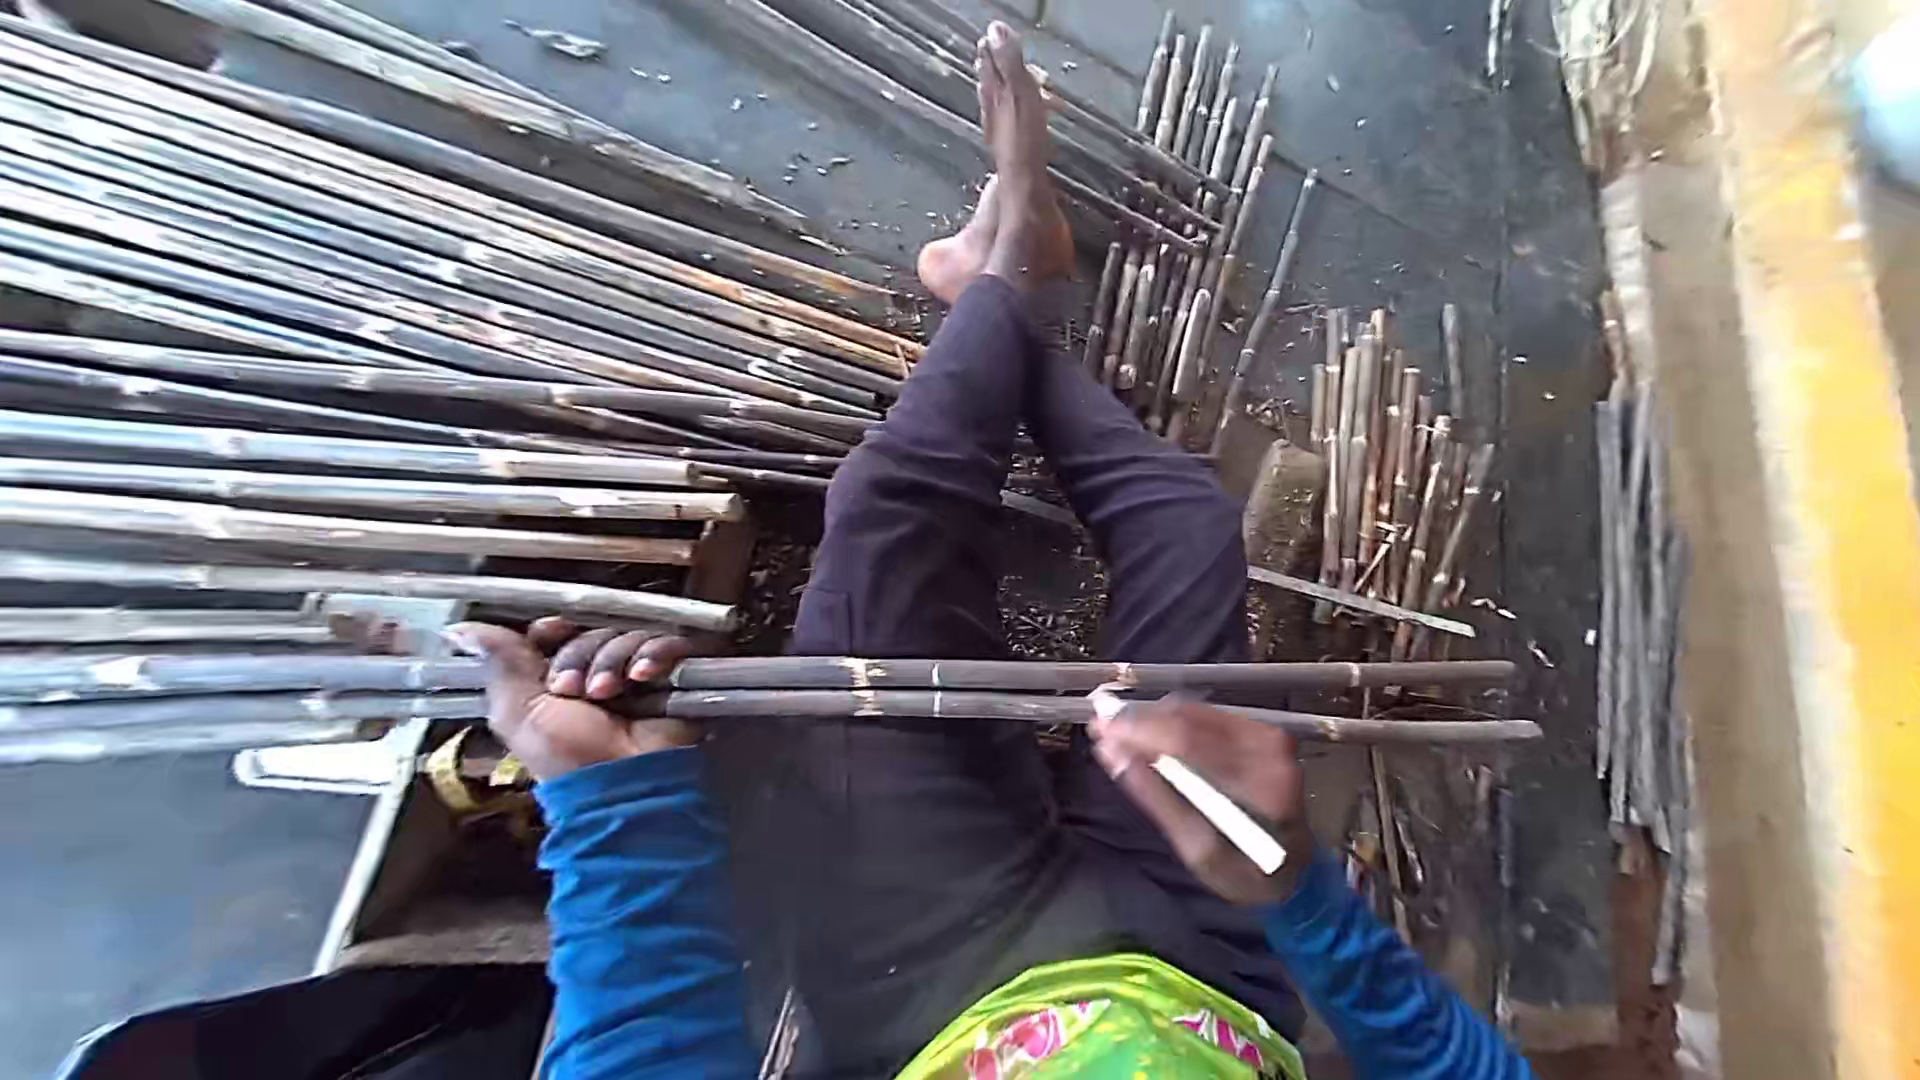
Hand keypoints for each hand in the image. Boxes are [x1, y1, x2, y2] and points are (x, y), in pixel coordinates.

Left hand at [445, 617, 700, 780]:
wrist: (626, 778)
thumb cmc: (568, 754)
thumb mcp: (521, 712)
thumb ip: (500, 665)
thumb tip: (461, 630)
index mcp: (560, 680)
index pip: (560, 633)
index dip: (555, 630)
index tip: (552, 633)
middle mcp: (600, 672)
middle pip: (594, 634)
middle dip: (585, 656)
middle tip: (580, 688)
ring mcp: (638, 673)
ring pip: (629, 637)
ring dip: (616, 660)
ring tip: (613, 691)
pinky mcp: (673, 673)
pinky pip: (666, 644)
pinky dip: (655, 654)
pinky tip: (644, 676)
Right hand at [1090, 699, 1312, 904]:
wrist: (1297, 869)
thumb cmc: (1246, 871)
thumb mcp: (1198, 852)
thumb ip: (1156, 798)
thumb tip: (1111, 753)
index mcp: (1260, 787)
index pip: (1186, 742)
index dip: (1138, 731)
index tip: (1101, 730)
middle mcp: (1270, 751)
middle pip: (1187, 719)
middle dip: (1137, 720)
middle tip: (1101, 725)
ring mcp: (1269, 735)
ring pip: (1193, 711)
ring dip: (1151, 718)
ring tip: (1119, 729)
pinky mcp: (1262, 729)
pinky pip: (1205, 713)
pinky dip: (1172, 719)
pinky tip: (1151, 732)